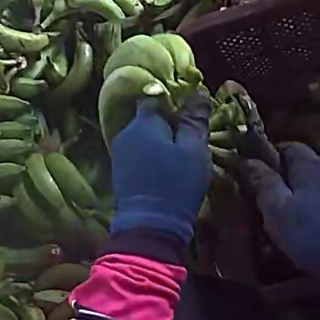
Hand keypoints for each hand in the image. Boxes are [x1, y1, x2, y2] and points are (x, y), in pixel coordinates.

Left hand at [109, 93, 212, 244]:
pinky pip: (139, 151)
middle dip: (169, 121)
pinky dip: (153, 153)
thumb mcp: (194, 150)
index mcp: (143, 122)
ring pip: (144, 135)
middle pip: (149, 116)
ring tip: (182, 152)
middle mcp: (126, 132)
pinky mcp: (121, 171)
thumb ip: (195, 120)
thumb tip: (198, 91)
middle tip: (192, 134)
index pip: (156, 96)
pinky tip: (168, 166)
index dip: (175, 100)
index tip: (193, 111)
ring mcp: (120, 152)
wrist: (149, 228)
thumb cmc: (176, 184)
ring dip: (161, 139)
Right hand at [240, 144, 319, 313]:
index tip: (255, 174)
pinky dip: (315, 206)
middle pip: (302, 165)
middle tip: (266, 198)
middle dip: (284, 177)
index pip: (287, 146)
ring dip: (300, 194)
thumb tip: (247, 160)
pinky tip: (309, 225)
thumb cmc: (314, 235)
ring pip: (315, 183)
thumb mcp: (278, 210)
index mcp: (311, 164)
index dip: (269, 156)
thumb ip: (262, 183)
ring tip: (285, 215)